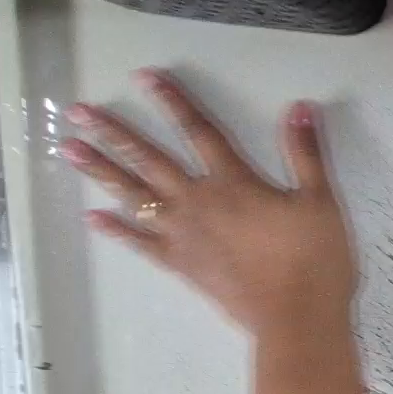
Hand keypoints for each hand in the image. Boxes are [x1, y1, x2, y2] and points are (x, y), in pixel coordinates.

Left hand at [59, 69, 356, 341]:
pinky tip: (95, 219)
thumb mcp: (322, 203)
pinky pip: (143, 244)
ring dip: (101, 172)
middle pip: (151, 161)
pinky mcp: (183, 264)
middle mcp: (200, 202)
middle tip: (77, 111)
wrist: (296, 315)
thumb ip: (307, 155)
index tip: (144, 78)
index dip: (175, 103)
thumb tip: (301, 107)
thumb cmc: (316, 260)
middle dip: (115, 133)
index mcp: (235, 184)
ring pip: (135, 196)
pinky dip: (118, 232)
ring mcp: (185, 234)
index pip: (201, 133)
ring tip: (70, 150)